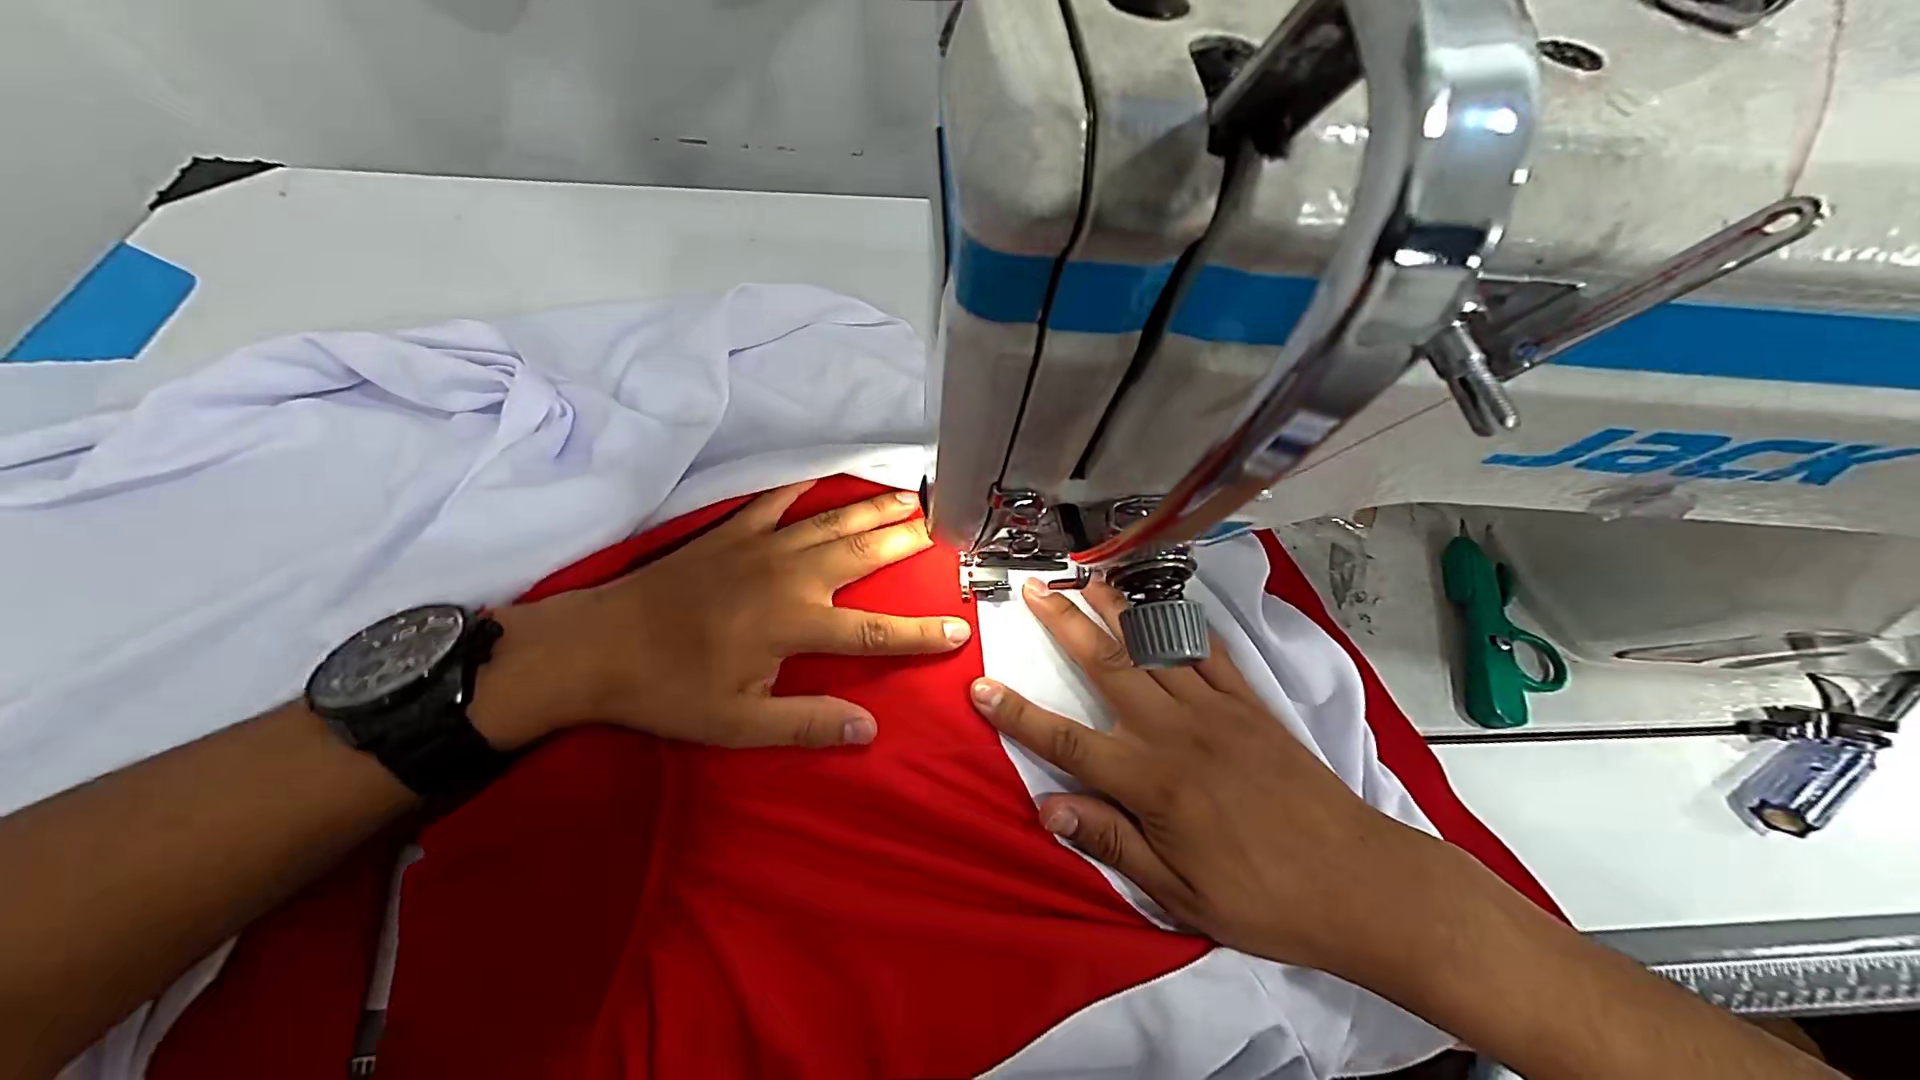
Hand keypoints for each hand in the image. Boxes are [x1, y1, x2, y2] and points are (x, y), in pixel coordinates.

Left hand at [478, 482, 969, 750]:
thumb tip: (867, 728)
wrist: (596, 646)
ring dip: (872, 509)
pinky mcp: (729, 534)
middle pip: (862, 555)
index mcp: (794, 624)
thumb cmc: (669, 689)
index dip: (919, 634)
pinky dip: (802, 489)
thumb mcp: (737, 724)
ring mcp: (759, 547)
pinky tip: (822, 478)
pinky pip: (775, 503)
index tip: (957, 630)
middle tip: (941, 529)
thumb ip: (805, 723)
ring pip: (830, 521)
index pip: (873, 631)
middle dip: (906, 542)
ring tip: (907, 497)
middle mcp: (788, 576)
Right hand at [969, 577, 1449, 980]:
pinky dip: (1184, 625)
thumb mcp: (1180, 891)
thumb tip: (1049, 809)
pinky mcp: (1252, 706)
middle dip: (1065, 624)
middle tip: (1037, 591)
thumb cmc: (1265, 898)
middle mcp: (1178, 732)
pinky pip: (1211, 654)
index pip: (1068, 741)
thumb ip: (1112, 841)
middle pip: (1107, 667)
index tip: (982, 687)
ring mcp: (1218, 711)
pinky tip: (1166, 605)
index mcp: (1153, 781)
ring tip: (1090, 578)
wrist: (1364, 885)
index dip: (1018, 715)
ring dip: (1117, 609)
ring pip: (1155, 647)